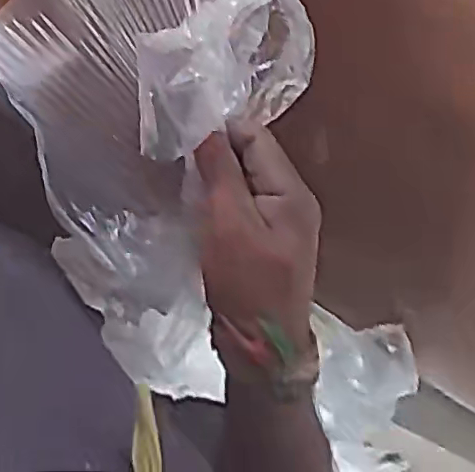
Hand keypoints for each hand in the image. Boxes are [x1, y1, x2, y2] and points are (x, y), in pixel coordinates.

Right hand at [195, 124, 321, 387]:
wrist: (260, 349)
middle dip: (216, 150)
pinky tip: (199, 200)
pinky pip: (242, 196)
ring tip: (186, 176)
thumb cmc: (245, 282)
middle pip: (251, 152)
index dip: (220, 129)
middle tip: (181, 157)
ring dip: (216, 172)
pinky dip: (219, 192)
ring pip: (243, 174)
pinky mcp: (267, 234)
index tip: (184, 135)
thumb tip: (206, 126)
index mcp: (292, 191)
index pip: (255, 135)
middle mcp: (293, 198)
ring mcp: (282, 218)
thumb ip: (220, 169)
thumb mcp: (227, 220)